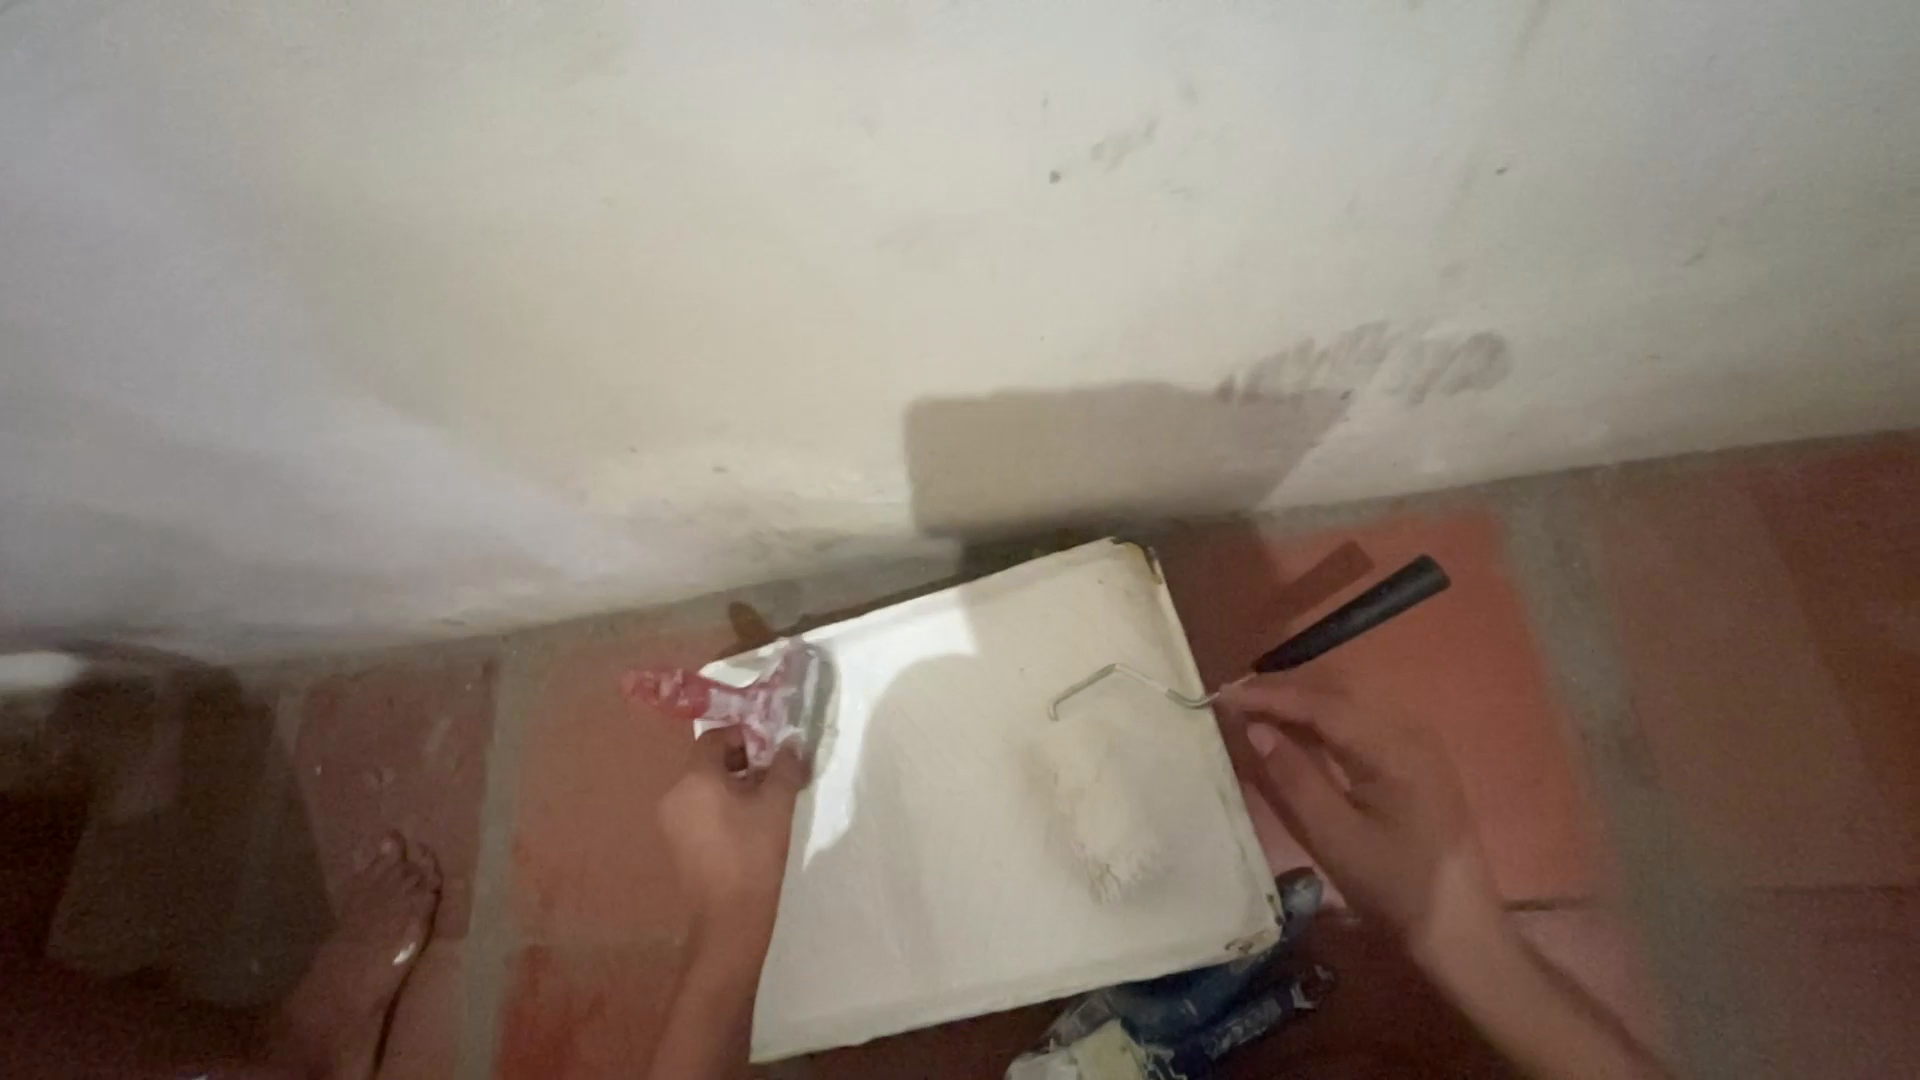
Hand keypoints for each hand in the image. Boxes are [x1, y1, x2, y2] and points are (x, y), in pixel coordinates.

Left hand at [658, 726, 808, 942]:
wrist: (730, 918)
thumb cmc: (754, 852)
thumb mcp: (778, 802)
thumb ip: (785, 766)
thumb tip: (792, 743)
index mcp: (695, 779)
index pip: (714, 738)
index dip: (743, 736)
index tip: (771, 749)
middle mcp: (674, 794)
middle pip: (707, 762)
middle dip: (742, 760)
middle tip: (773, 772)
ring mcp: (670, 822)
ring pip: (704, 786)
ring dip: (734, 783)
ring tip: (766, 798)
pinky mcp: (676, 844)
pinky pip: (698, 808)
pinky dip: (721, 804)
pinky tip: (749, 822)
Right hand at [1215, 677, 1506, 971]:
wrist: (1459, 931)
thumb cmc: (1394, 887)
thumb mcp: (1334, 838)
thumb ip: (1293, 777)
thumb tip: (1254, 727)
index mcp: (1394, 749)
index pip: (1321, 704)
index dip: (1268, 696)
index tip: (1222, 696)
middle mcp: (1408, 732)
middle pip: (1334, 693)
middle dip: (1280, 691)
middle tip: (1231, 699)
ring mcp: (1414, 743)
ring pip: (1345, 702)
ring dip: (1297, 702)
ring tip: (1252, 709)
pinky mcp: (1411, 758)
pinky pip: (1357, 721)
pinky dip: (1318, 719)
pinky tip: (1292, 730)